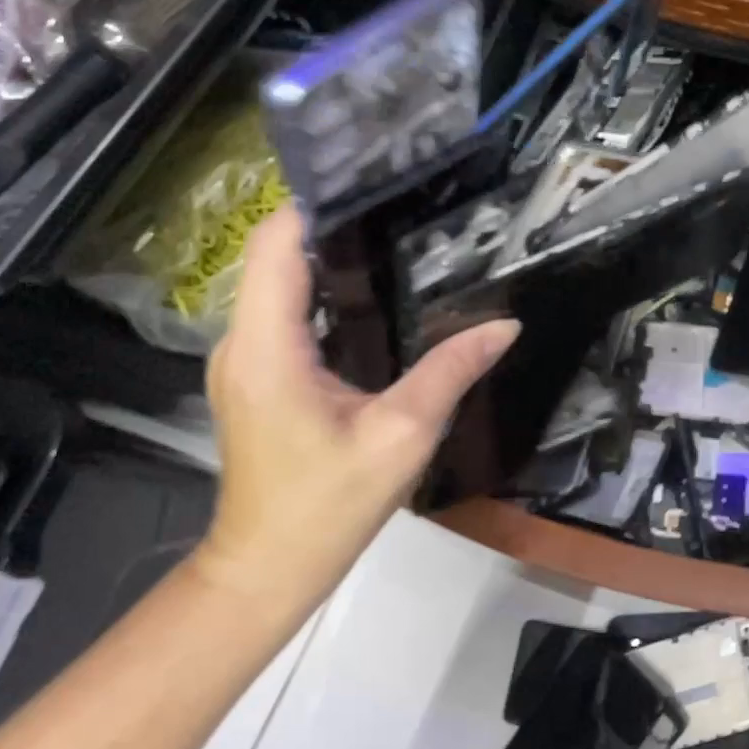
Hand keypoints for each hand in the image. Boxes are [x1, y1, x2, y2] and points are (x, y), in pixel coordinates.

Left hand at [195, 205, 518, 610]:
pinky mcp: (257, 378)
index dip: (321, 205)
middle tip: (408, 210)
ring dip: (334, 263)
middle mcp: (243, 342)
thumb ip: (451, 370)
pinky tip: (376, 301)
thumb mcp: (403, 434)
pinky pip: (287, 316)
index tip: (379, 183)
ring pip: (282, 286)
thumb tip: (505, 325)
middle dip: (339, 228)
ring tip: (401, 244)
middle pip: (280, 257)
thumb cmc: (330, 502)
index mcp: (268, 345)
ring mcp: (245, 360)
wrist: (271, 564)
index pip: (279, 244)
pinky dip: (326, 297)